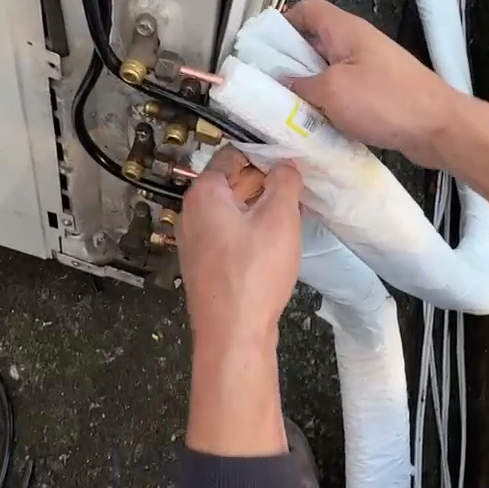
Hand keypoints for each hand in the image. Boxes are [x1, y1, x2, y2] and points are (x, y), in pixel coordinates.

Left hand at [178, 147, 302, 352]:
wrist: (232, 333)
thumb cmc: (255, 271)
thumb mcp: (279, 217)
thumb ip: (285, 181)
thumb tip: (286, 164)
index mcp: (203, 192)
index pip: (233, 154)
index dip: (263, 154)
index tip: (291, 160)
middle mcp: (190, 211)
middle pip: (231, 182)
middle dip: (264, 182)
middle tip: (297, 187)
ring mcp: (193, 239)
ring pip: (231, 210)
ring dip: (259, 207)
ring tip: (292, 212)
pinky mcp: (202, 263)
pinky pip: (227, 233)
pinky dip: (249, 230)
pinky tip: (275, 241)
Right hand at [282, 0, 466, 168]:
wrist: (438, 128)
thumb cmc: (386, 101)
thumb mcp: (331, 91)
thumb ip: (299, 85)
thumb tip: (281, 83)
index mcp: (345, 30)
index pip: (307, 9)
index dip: (282, 22)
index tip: (263, 49)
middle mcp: (357, 43)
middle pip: (313, 42)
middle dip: (289, 62)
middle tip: (268, 84)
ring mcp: (369, 67)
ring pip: (326, 70)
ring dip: (308, 87)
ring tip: (288, 108)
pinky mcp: (377, 92)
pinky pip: (342, 91)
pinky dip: (328, 104)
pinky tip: (317, 124)